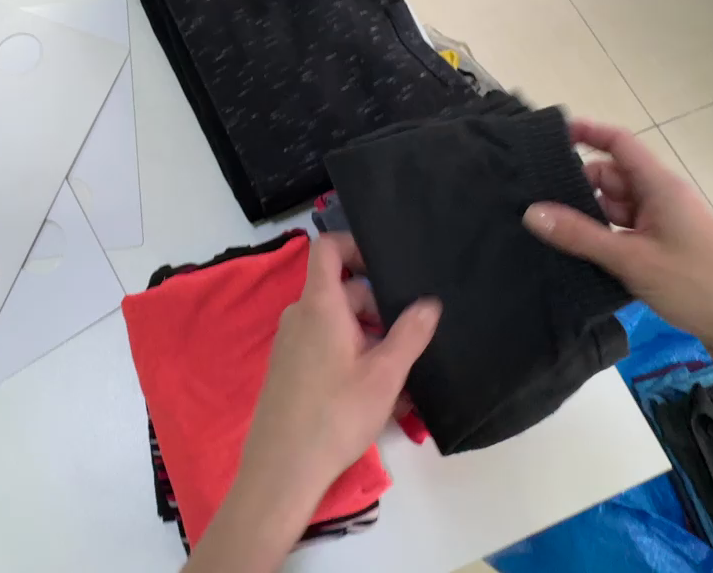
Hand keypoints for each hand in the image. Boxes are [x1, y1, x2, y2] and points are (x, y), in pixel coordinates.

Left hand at [236, 233, 439, 508]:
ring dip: (367, 333)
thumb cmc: (336, 413)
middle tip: (408, 333)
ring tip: (398, 368)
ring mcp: (291, 339)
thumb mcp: (384, 375)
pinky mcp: (289, 364)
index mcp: (320, 303)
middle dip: (376, 304)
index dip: (354, 245)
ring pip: (335, 319)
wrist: (282, 467)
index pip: (327, 246)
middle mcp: (300, 313)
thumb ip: (409, 334)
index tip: (386, 265)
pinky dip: (349, 351)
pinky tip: (373, 388)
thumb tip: (429, 302)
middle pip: (340, 289)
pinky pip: (323, 342)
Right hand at [521, 119, 712, 361]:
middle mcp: (662, 199)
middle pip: (610, 177)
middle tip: (534, 199)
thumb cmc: (698, 285)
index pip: (618, 143)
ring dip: (587, 217)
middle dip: (576, 186)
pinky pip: (623, 233)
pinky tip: (576, 255)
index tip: (550, 135)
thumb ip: (579, 235)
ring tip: (547, 230)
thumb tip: (531, 212)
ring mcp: (664, 226)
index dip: (587, 132)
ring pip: (615, 208)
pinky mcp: (665, 252)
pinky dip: (602, 239)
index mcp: (660, 187)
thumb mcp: (631, 259)